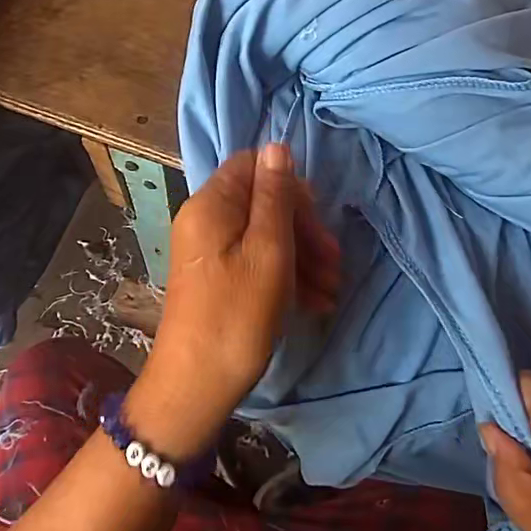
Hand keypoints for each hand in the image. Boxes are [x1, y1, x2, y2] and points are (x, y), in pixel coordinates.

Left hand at [126, 143, 340, 459]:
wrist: (196, 385)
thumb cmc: (237, 315)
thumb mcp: (268, 251)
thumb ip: (274, 196)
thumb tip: (277, 144)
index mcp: (211, 204)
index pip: (253, 167)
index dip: (290, 187)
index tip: (317, 221)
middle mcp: (205, 220)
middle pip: (261, 203)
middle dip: (303, 229)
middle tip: (335, 263)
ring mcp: (208, 250)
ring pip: (262, 235)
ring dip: (301, 257)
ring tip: (331, 291)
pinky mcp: (215, 277)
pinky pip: (253, 260)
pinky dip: (284, 275)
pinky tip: (313, 302)